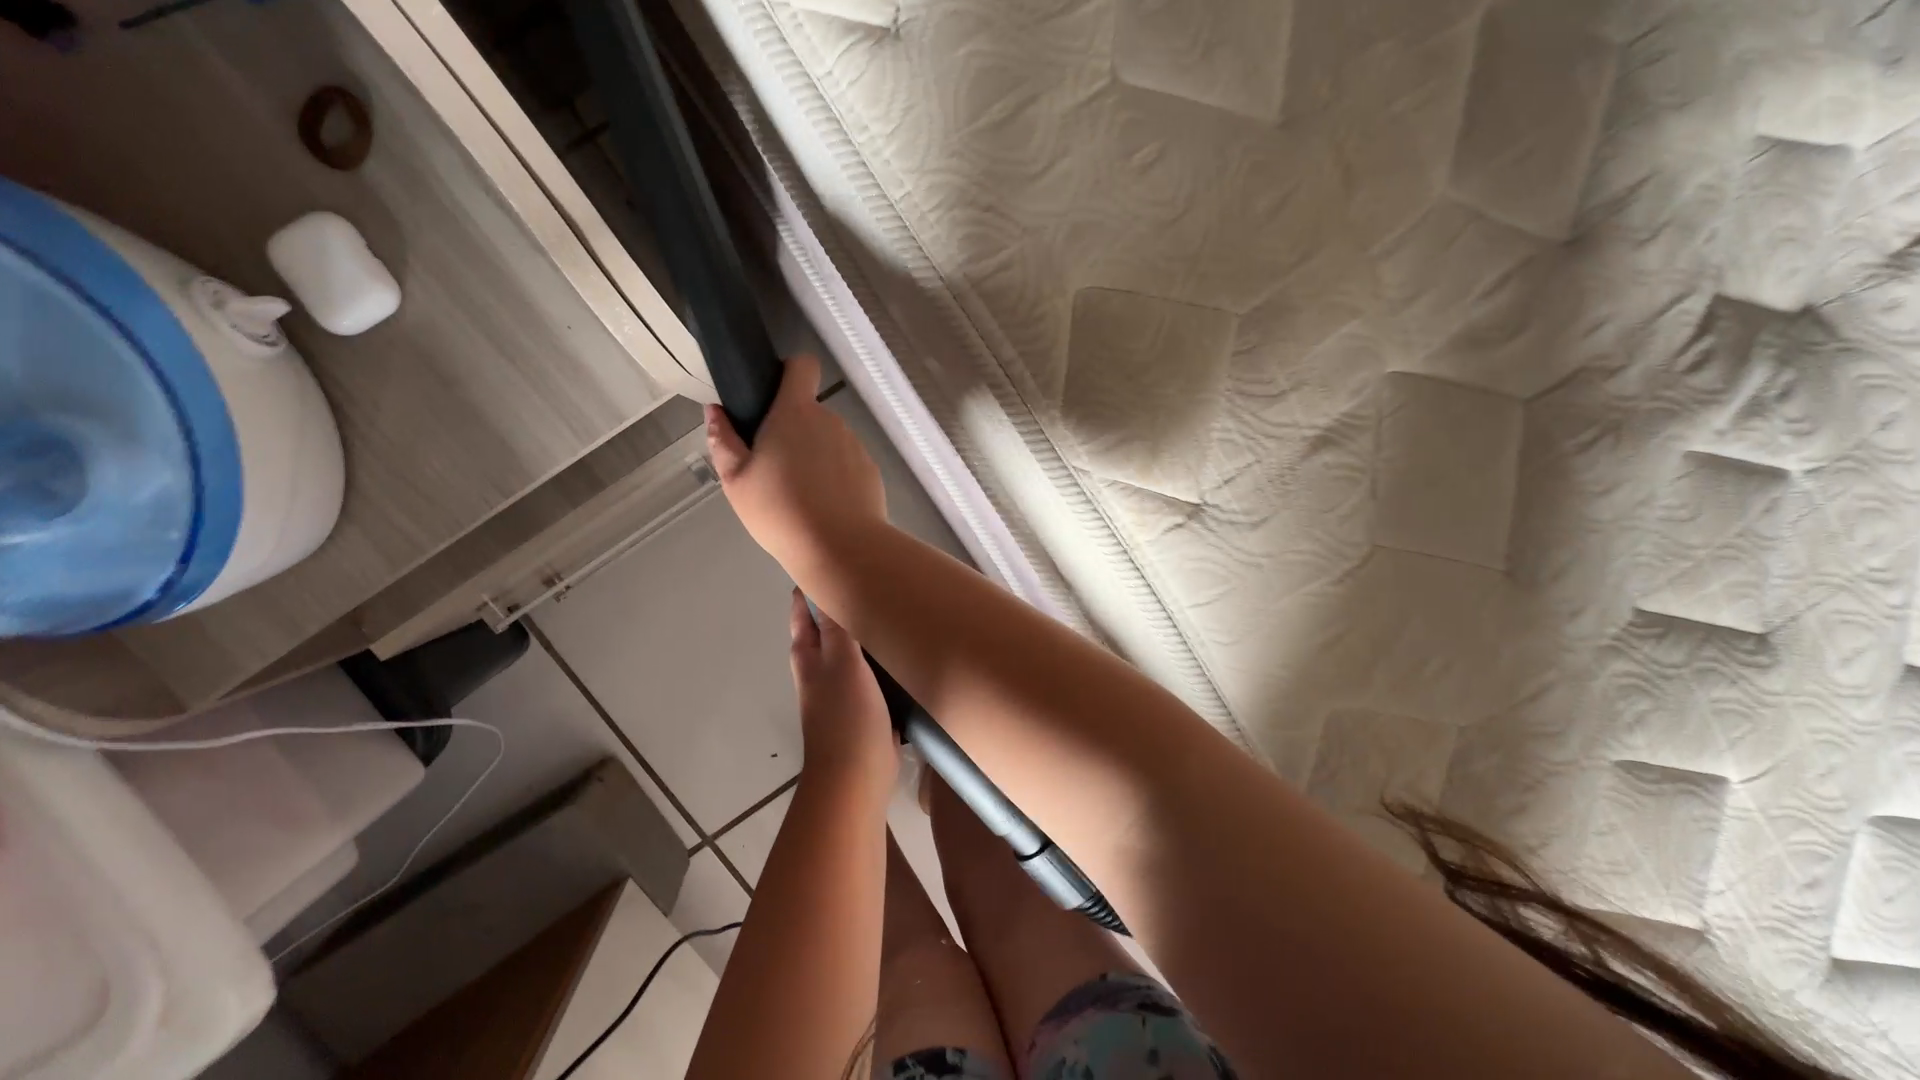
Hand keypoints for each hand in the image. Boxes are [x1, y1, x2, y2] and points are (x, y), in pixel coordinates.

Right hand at [705, 355, 886, 572]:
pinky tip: (823, 508)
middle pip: (810, 412)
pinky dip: (835, 479)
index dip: (788, 372)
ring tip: (798, 495)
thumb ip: (724, 441)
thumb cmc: (780, 511)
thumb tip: (715, 411)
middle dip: (792, 431)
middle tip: (772, 468)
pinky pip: (847, 466)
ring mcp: (855, 446)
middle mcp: (830, 421)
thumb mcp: (737, 481)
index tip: (773, 394)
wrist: (841, 549)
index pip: (802, 366)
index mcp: (796, 413)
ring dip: (814, 457)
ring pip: (828, 441)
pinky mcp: (870, 472)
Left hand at [786, 588, 897, 790]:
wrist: (856, 775)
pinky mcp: (866, 707)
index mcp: (808, 654)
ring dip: (868, 634)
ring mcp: (843, 689)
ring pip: (854, 651)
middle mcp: (821, 668)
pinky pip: (875, 674)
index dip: (813, 586)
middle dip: (844, 606)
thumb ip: (837, 627)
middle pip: (830, 628)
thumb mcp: (842, 661)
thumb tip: (826, 588)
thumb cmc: (845, 714)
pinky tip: (905, 652)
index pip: (804, 610)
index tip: (834, 560)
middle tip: (875, 580)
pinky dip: (884, 660)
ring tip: (894, 609)